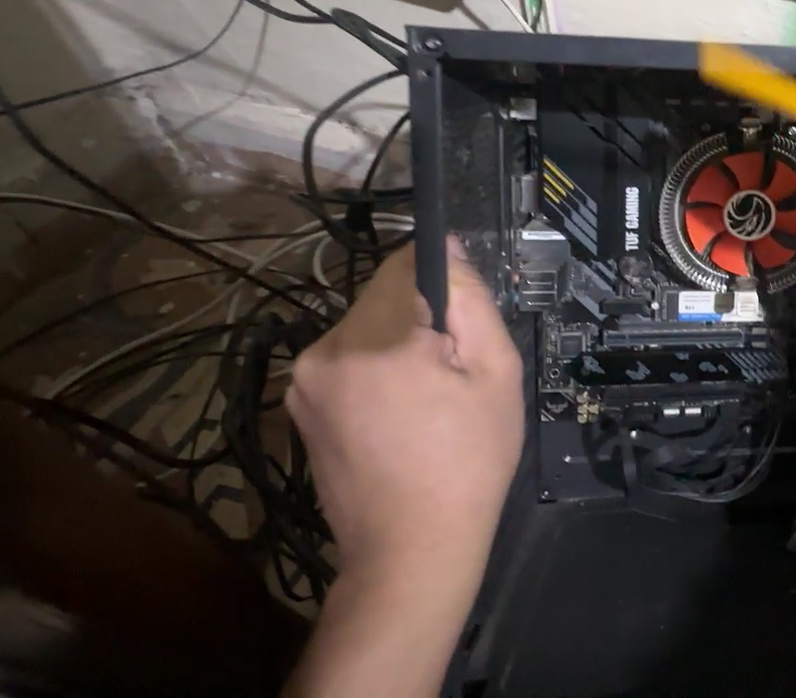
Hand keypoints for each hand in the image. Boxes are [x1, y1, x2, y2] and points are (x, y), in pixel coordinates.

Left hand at [287, 238, 522, 587]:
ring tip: (430, 395)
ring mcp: (303, 381)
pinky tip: (402, 411)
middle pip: (385, 297)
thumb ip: (472, 301)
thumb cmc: (470, 457)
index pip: (405, 264)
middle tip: (456, 369)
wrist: (412, 545)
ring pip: (366, 327)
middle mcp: (324, 350)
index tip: (467, 315)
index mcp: (376, 339)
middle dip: (423, 316)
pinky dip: (377, 368)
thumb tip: (449, 250)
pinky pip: (348, 359)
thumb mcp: (497, 370)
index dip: (445, 276)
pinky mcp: (298, 406)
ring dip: (399, 342)